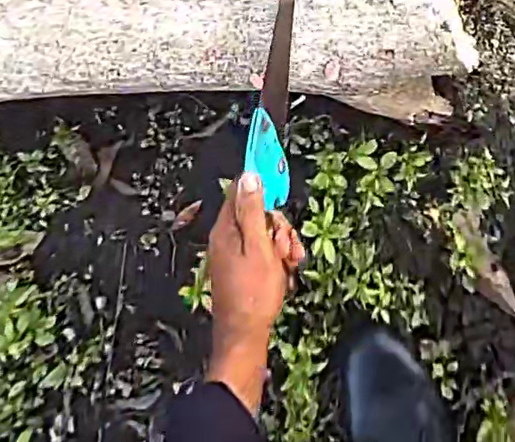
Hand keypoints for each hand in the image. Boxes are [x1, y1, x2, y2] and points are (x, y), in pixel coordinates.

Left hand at [204, 170, 304, 414]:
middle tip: (285, 245)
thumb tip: (248, 176)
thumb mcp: (258, 246)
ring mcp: (234, 254)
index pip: (241, 190)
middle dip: (277, 225)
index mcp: (226, 229)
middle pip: (257, 212)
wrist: (245, 338)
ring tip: (288, 262)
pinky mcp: (243, 268)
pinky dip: (276, 258)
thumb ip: (253, 210)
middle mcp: (227, 238)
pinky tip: (284, 271)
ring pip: (264, 232)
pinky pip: (263, 251)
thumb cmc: (252, 295)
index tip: (279, 199)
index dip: (263, 190)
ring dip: (281, 243)